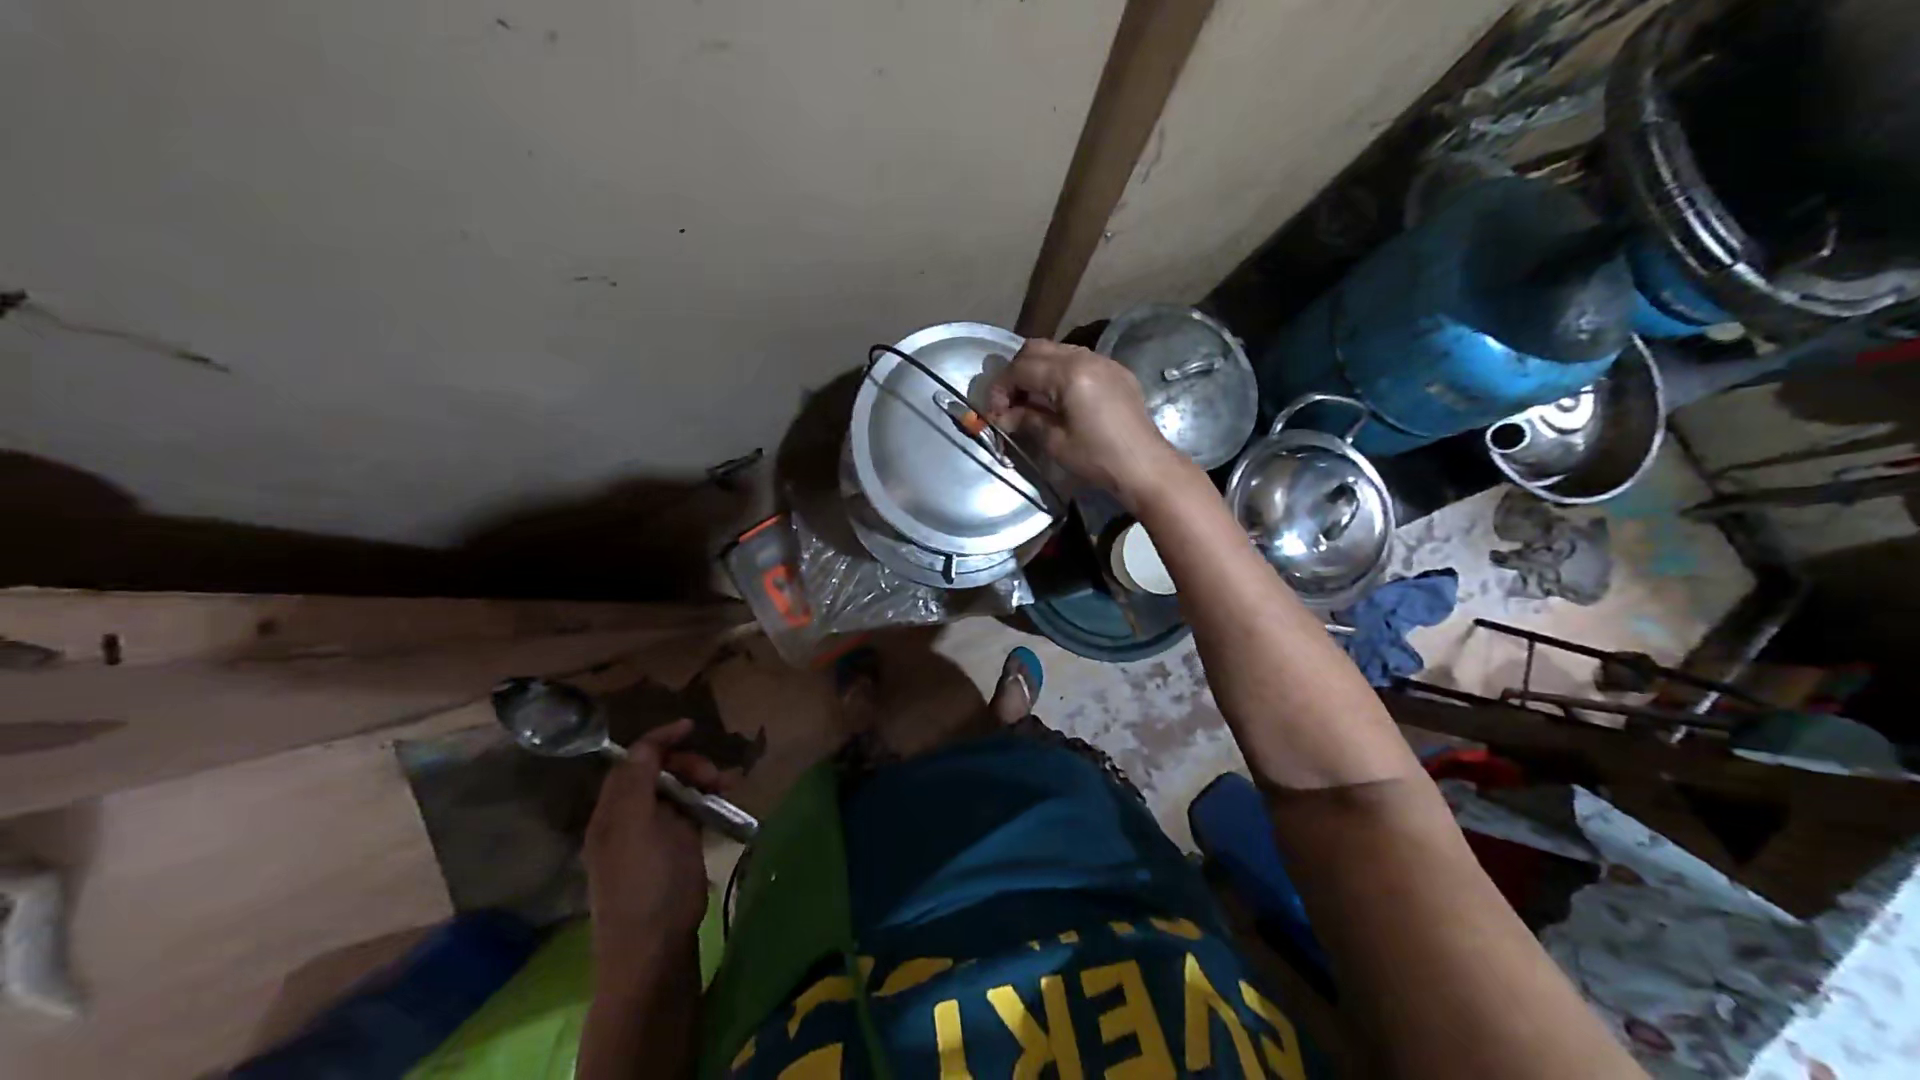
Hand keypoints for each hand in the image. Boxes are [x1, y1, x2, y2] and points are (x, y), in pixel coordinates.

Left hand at [584, 719, 722, 981]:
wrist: (654, 951)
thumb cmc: (645, 887)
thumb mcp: (636, 830)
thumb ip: (636, 783)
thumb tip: (644, 744)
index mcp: (612, 812)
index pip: (634, 760)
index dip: (660, 740)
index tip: (692, 727)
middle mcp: (630, 818)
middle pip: (658, 772)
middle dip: (688, 764)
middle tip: (715, 777)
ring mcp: (655, 835)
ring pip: (678, 791)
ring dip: (702, 781)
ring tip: (728, 787)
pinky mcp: (677, 849)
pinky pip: (691, 812)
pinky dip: (708, 801)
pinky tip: (725, 803)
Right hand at [987, 339, 1195, 510]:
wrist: (1145, 466)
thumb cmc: (1098, 458)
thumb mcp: (1055, 441)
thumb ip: (1027, 419)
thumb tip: (1004, 416)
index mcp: (1069, 373)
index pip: (1020, 368)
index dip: (1000, 389)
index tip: (994, 412)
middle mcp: (1085, 357)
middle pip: (1036, 349)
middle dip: (1016, 373)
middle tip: (1010, 403)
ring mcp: (1104, 361)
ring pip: (1058, 351)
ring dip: (1038, 370)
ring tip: (1032, 401)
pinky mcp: (1116, 372)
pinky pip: (1079, 360)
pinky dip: (1060, 372)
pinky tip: (1059, 399)